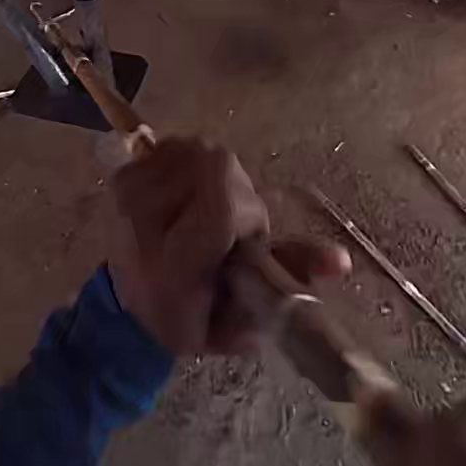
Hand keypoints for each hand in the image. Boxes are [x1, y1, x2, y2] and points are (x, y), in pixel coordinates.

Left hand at [107, 136, 349, 355]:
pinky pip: (176, 146)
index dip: (248, 211)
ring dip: (215, 177)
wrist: (128, 307)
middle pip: (214, 164)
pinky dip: (193, 167)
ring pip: (199, 150)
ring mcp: (130, 188)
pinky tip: (188, 197)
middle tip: (228, 228)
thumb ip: (289, 278)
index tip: (247, 238)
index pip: (220, 203)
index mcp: (172, 262)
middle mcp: (143, 216)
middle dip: (237, 193)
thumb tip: (341, 258)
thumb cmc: (190, 319)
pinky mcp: (125, 172)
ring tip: (207, 212)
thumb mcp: (244, 319)